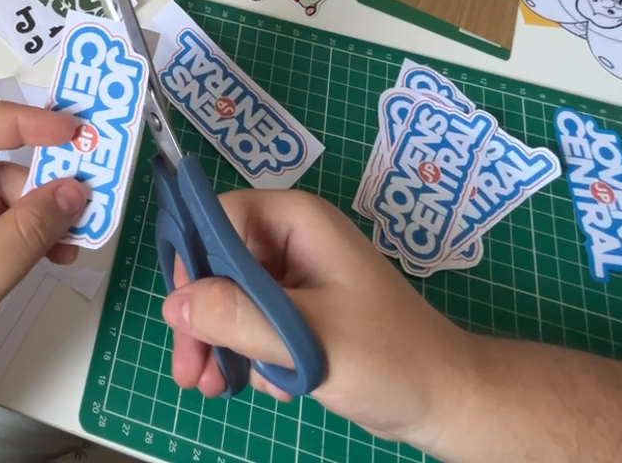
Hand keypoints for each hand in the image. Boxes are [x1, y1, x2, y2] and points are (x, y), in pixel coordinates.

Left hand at [0, 102, 89, 460]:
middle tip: (90, 175)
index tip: (67, 129)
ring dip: (45, 210)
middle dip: (40, 169)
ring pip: (7, 199)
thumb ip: (22, 235)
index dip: (16, 121)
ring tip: (81, 228)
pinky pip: (11, 233)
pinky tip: (63, 253)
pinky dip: (40, 238)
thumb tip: (75, 191)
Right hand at [160, 190, 473, 448]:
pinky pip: (249, 319)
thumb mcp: (310, 339)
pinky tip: (247, 384)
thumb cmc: (390, 359)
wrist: (448, 404)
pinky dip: (240, 351)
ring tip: (208, 386)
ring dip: (215, 340)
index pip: (222, 217)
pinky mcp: (295, 309)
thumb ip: (241, 318)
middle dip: (201, 315)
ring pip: (228, 295)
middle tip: (188, 368)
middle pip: (218, 261)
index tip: (181, 311)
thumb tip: (174, 305)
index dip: (195, 257)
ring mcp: (292, 275)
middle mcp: (288, 239)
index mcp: (296, 221)